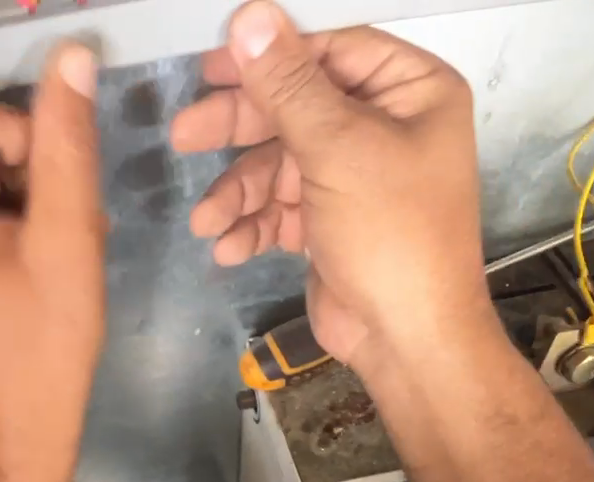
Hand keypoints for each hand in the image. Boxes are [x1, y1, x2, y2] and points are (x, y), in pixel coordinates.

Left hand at [0, 45, 105, 481]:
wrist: (20, 426)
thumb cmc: (46, 345)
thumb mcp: (67, 241)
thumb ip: (67, 146)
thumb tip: (68, 57)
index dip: (32, 151)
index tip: (59, 212)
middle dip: (25, 180)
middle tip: (59, 239)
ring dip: (17, 203)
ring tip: (45, 258)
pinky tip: (24, 266)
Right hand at [170, 2, 497, 377]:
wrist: (405, 338)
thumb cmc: (390, 233)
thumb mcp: (338, 149)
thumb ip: (288, 85)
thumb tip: (247, 16)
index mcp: (410, 91)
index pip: (330, 54)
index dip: (270, 59)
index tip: (212, 66)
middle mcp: (383, 129)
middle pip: (296, 112)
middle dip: (239, 132)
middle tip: (183, 134)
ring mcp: (353, 182)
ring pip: (280, 169)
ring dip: (239, 195)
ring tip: (205, 221)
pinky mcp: (328, 227)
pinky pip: (281, 212)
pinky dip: (254, 227)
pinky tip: (229, 248)